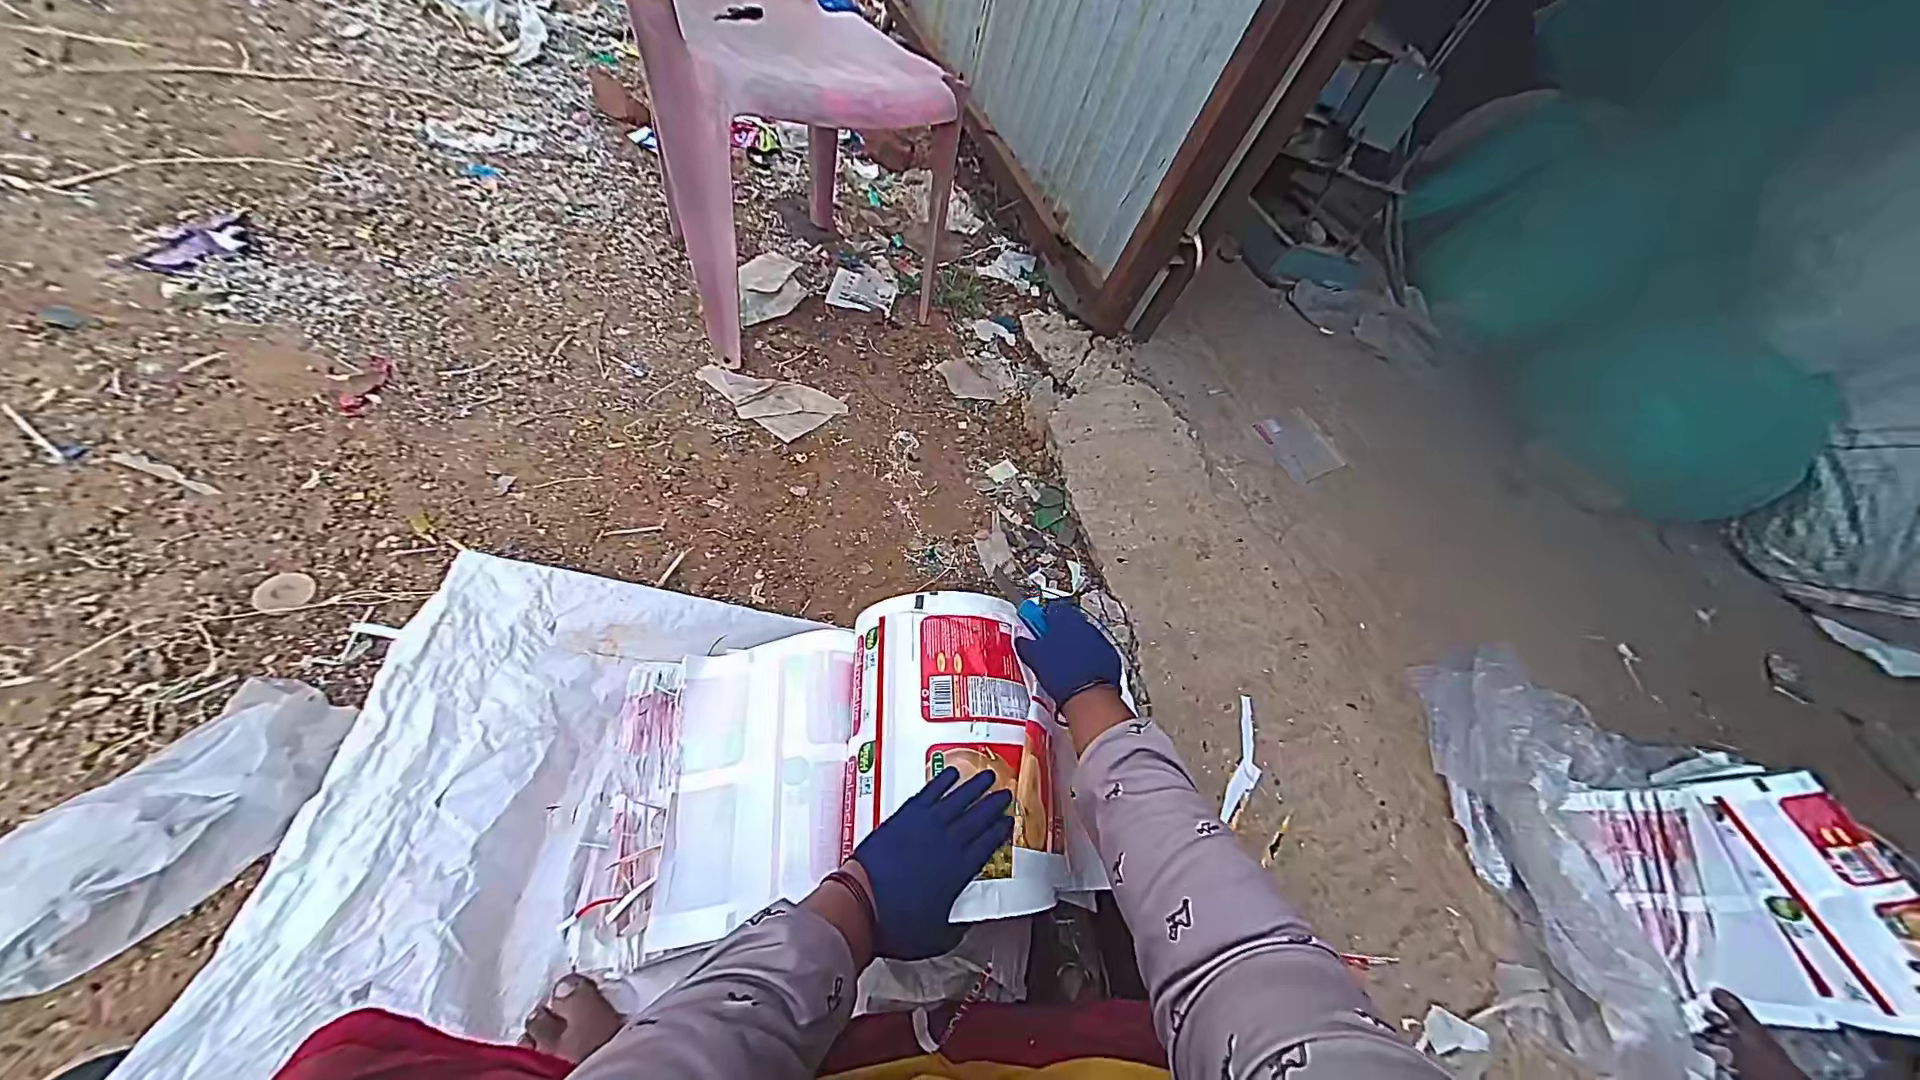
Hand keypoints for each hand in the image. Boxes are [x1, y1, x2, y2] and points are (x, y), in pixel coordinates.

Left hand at [852, 766, 1012, 958]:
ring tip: (988, 775)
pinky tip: (952, 773)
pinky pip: (930, 792)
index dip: (1000, 831)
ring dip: (975, 786)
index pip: (987, 845)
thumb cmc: (897, 925)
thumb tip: (966, 922)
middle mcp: (948, 842)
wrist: (862, 903)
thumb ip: (957, 927)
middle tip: (1006, 794)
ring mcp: (928, 824)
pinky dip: (943, 781)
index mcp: (959, 870)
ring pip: (958, 799)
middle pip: (978, 818)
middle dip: (994, 805)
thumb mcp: (937, 936)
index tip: (1009, 821)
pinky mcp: (907, 814)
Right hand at [1014, 599, 1119, 706]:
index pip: (1051, 609)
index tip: (1036, 626)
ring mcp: (1099, 640)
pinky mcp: (1110, 656)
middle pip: (1069, 622)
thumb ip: (1026, 644)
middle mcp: (1085, 625)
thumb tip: (1021, 641)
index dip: (1042, 618)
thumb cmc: (1063, 675)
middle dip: (1058, 631)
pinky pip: (1096, 651)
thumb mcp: (1035, 658)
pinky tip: (1078, 670)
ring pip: (1083, 636)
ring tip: (1062, 662)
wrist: (1089, 695)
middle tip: (1047, 645)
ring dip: (1073, 644)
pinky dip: (1088, 657)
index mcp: (1065, 620)